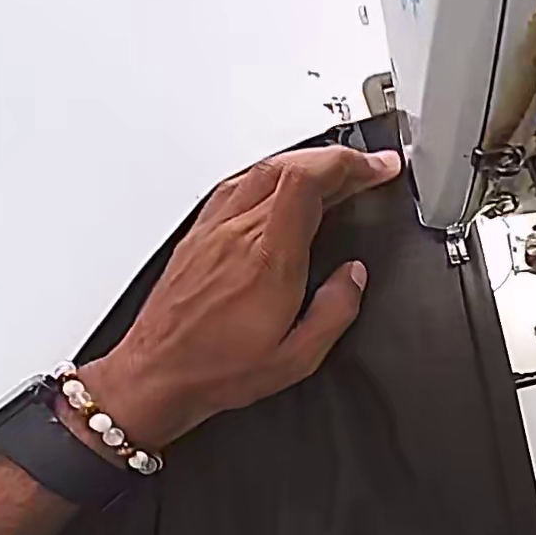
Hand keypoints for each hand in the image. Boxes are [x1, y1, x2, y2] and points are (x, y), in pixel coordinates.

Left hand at [74, 146, 401, 449]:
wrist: (158, 373)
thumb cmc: (217, 369)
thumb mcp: (296, 358)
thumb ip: (335, 312)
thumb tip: (353, 277)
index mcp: (269, 259)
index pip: (308, 181)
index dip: (349, 164)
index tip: (377, 169)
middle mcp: (238, 234)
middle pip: (289, 166)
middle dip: (336, 161)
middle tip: (365, 170)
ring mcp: (213, 230)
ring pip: (261, 170)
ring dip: (303, 163)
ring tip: (331, 176)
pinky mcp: (197, 236)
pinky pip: (235, 186)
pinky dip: (269, 176)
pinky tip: (279, 188)